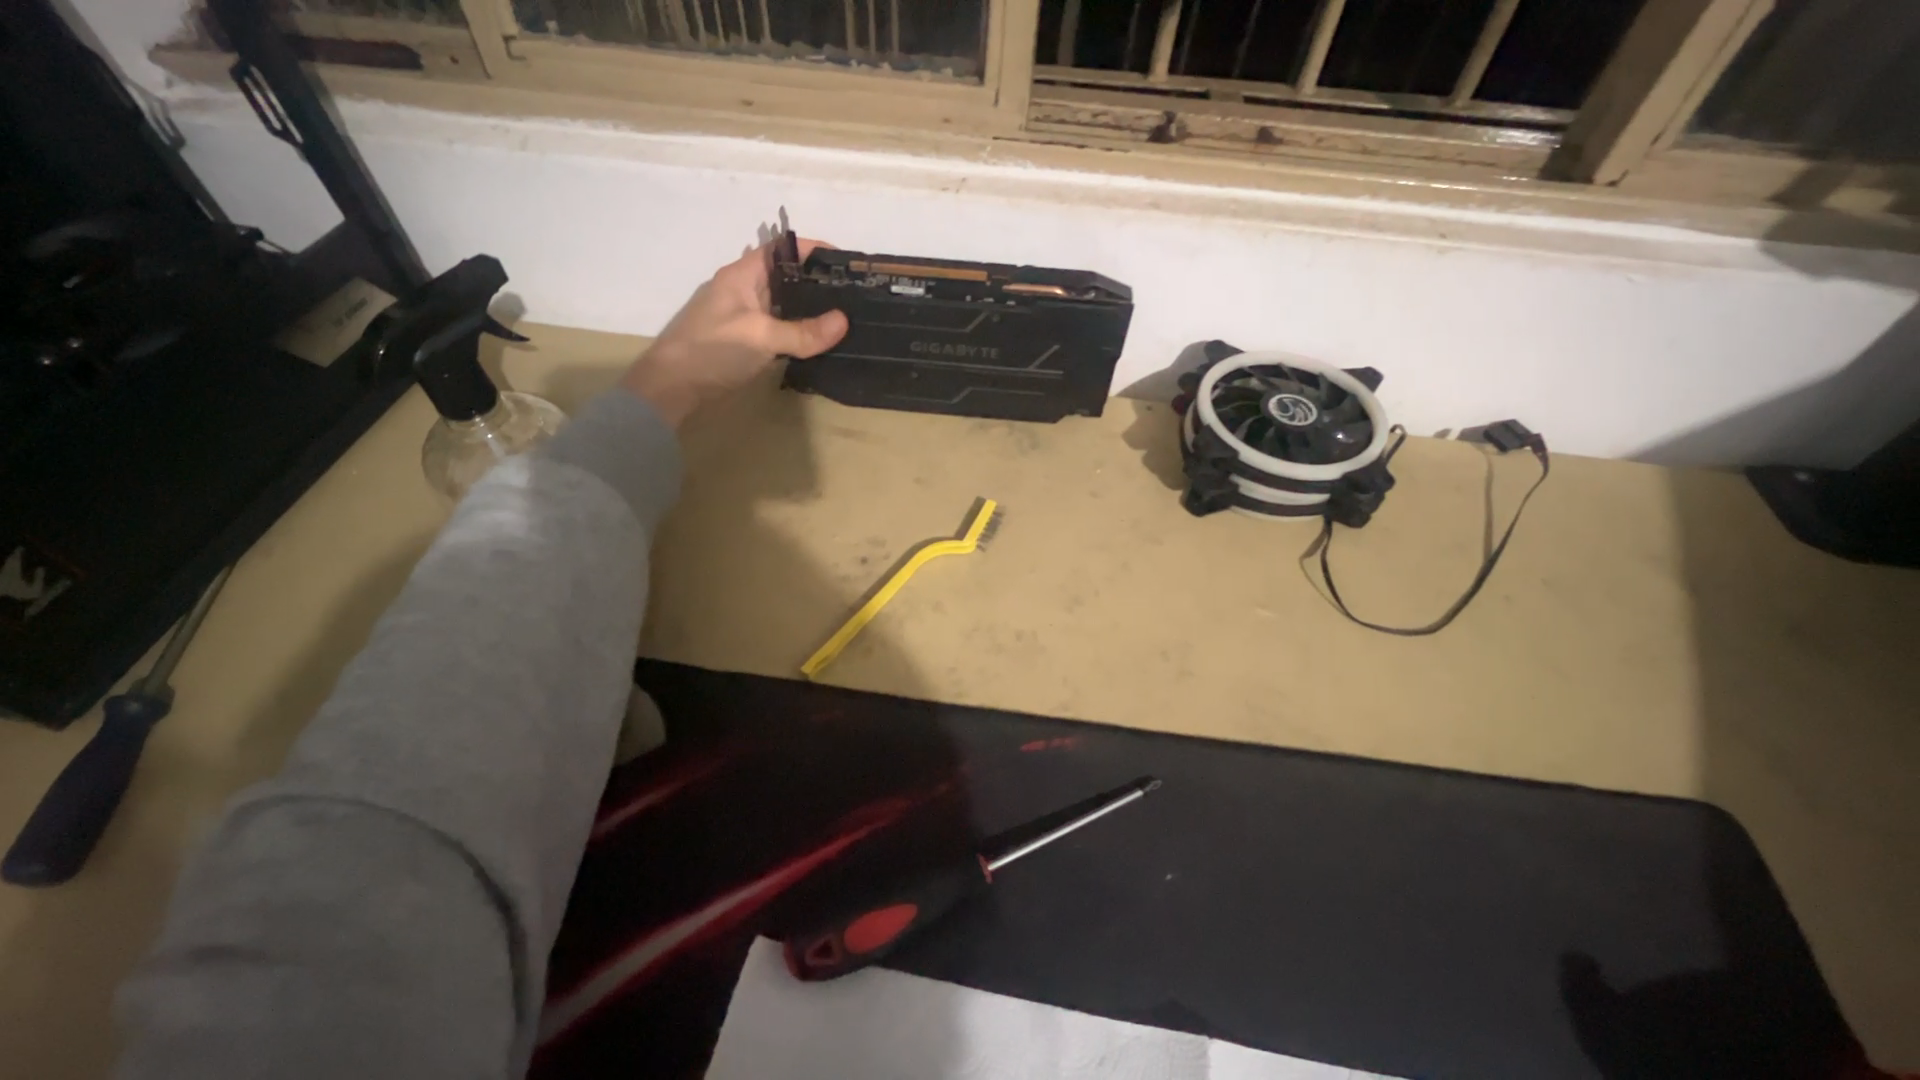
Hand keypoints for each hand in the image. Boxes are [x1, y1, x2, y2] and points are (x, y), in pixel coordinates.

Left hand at [621, 238, 847, 426]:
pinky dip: (798, 331)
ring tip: (843, 317)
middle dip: (817, 282)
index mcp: (743, 275)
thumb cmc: (712, 349)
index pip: (782, 249)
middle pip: (786, 277)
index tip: (844, 263)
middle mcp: (743, 290)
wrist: (671, 387)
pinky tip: (818, 342)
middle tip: (852, 295)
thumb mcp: (761, 337)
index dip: (811, 250)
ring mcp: (742, 316)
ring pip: (783, 304)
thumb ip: (803, 331)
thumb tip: (844, 321)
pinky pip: (778, 328)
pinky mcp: (743, 341)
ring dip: (809, 309)